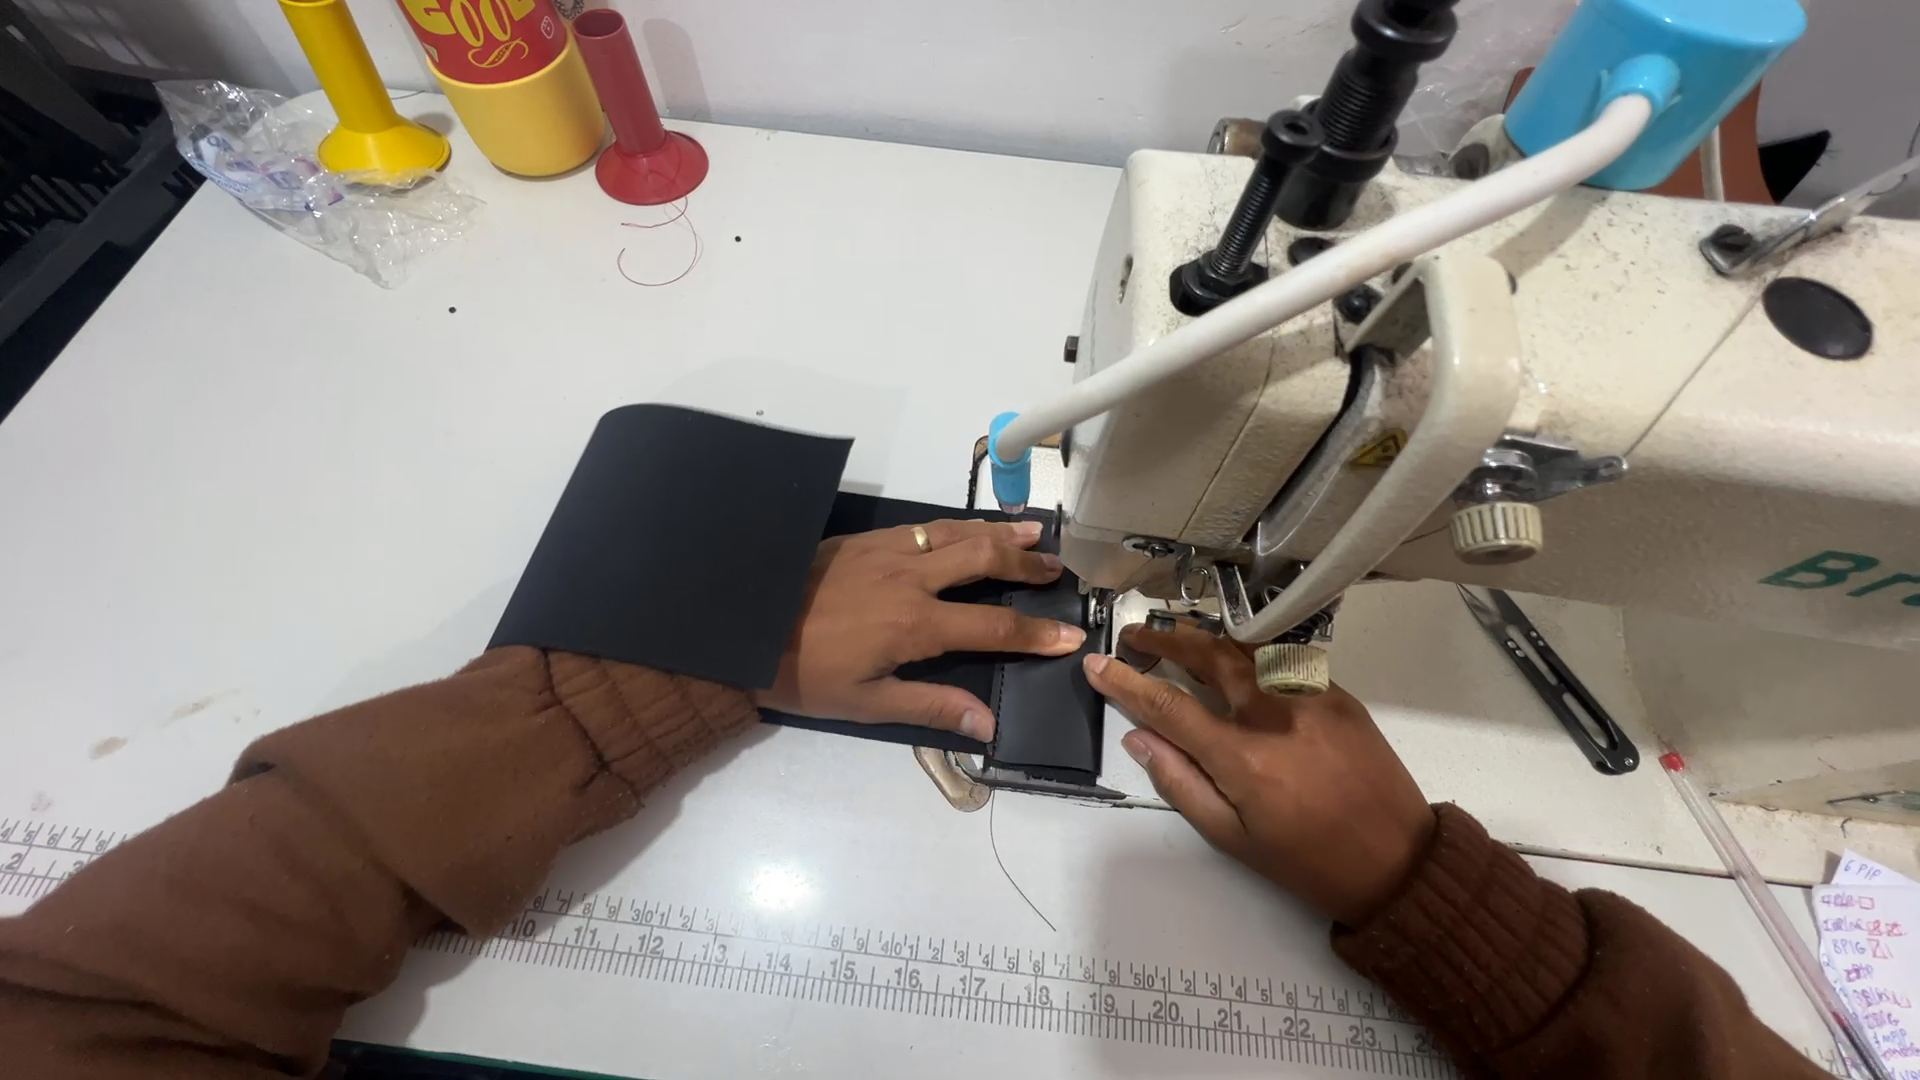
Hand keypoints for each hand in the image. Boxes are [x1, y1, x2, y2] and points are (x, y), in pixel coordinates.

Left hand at [753, 519, 1084, 741]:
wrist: (743, 629)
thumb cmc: (805, 675)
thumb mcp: (865, 704)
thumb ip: (930, 707)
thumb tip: (987, 724)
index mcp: (914, 625)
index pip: (992, 628)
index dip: (1035, 635)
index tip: (1070, 636)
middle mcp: (911, 579)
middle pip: (983, 561)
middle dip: (1026, 566)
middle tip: (1056, 568)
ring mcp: (889, 551)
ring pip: (956, 533)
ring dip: (998, 533)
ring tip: (1032, 534)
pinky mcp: (867, 538)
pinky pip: (924, 526)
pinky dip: (956, 525)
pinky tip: (968, 528)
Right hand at [1083, 623, 1435, 925]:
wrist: (1401, 864)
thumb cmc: (1307, 861)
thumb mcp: (1233, 838)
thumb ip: (1180, 782)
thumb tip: (1137, 737)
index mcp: (1244, 758)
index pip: (1169, 706)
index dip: (1126, 682)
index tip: (1098, 665)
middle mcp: (1275, 714)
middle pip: (1208, 657)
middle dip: (1164, 639)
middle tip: (1135, 634)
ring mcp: (1311, 696)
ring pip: (1245, 648)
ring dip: (1204, 637)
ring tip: (1176, 634)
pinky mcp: (1338, 693)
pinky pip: (1281, 659)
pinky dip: (1246, 650)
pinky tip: (1232, 654)